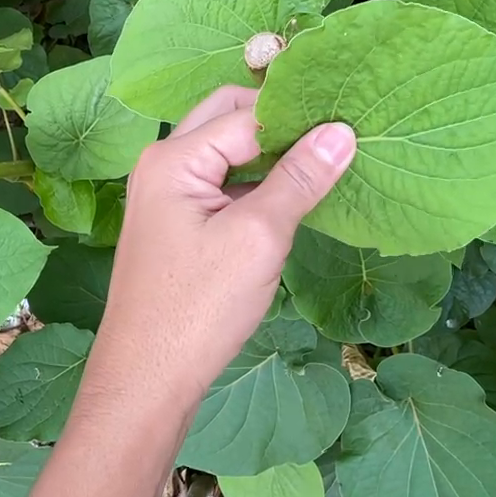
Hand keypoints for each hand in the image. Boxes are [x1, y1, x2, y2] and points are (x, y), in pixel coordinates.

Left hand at [85, 86, 355, 410]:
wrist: (146, 379)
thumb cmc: (200, 307)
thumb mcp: (258, 237)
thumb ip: (299, 179)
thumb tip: (341, 131)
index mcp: (173, 158)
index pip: (246, 117)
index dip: (297, 119)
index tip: (348, 122)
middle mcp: (163, 163)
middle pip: (228, 119)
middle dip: (277, 125)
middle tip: (330, 138)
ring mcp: (166, 193)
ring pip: (225, 151)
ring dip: (267, 154)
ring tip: (320, 162)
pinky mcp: (176, 221)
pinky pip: (220, 182)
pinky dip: (253, 183)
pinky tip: (289, 197)